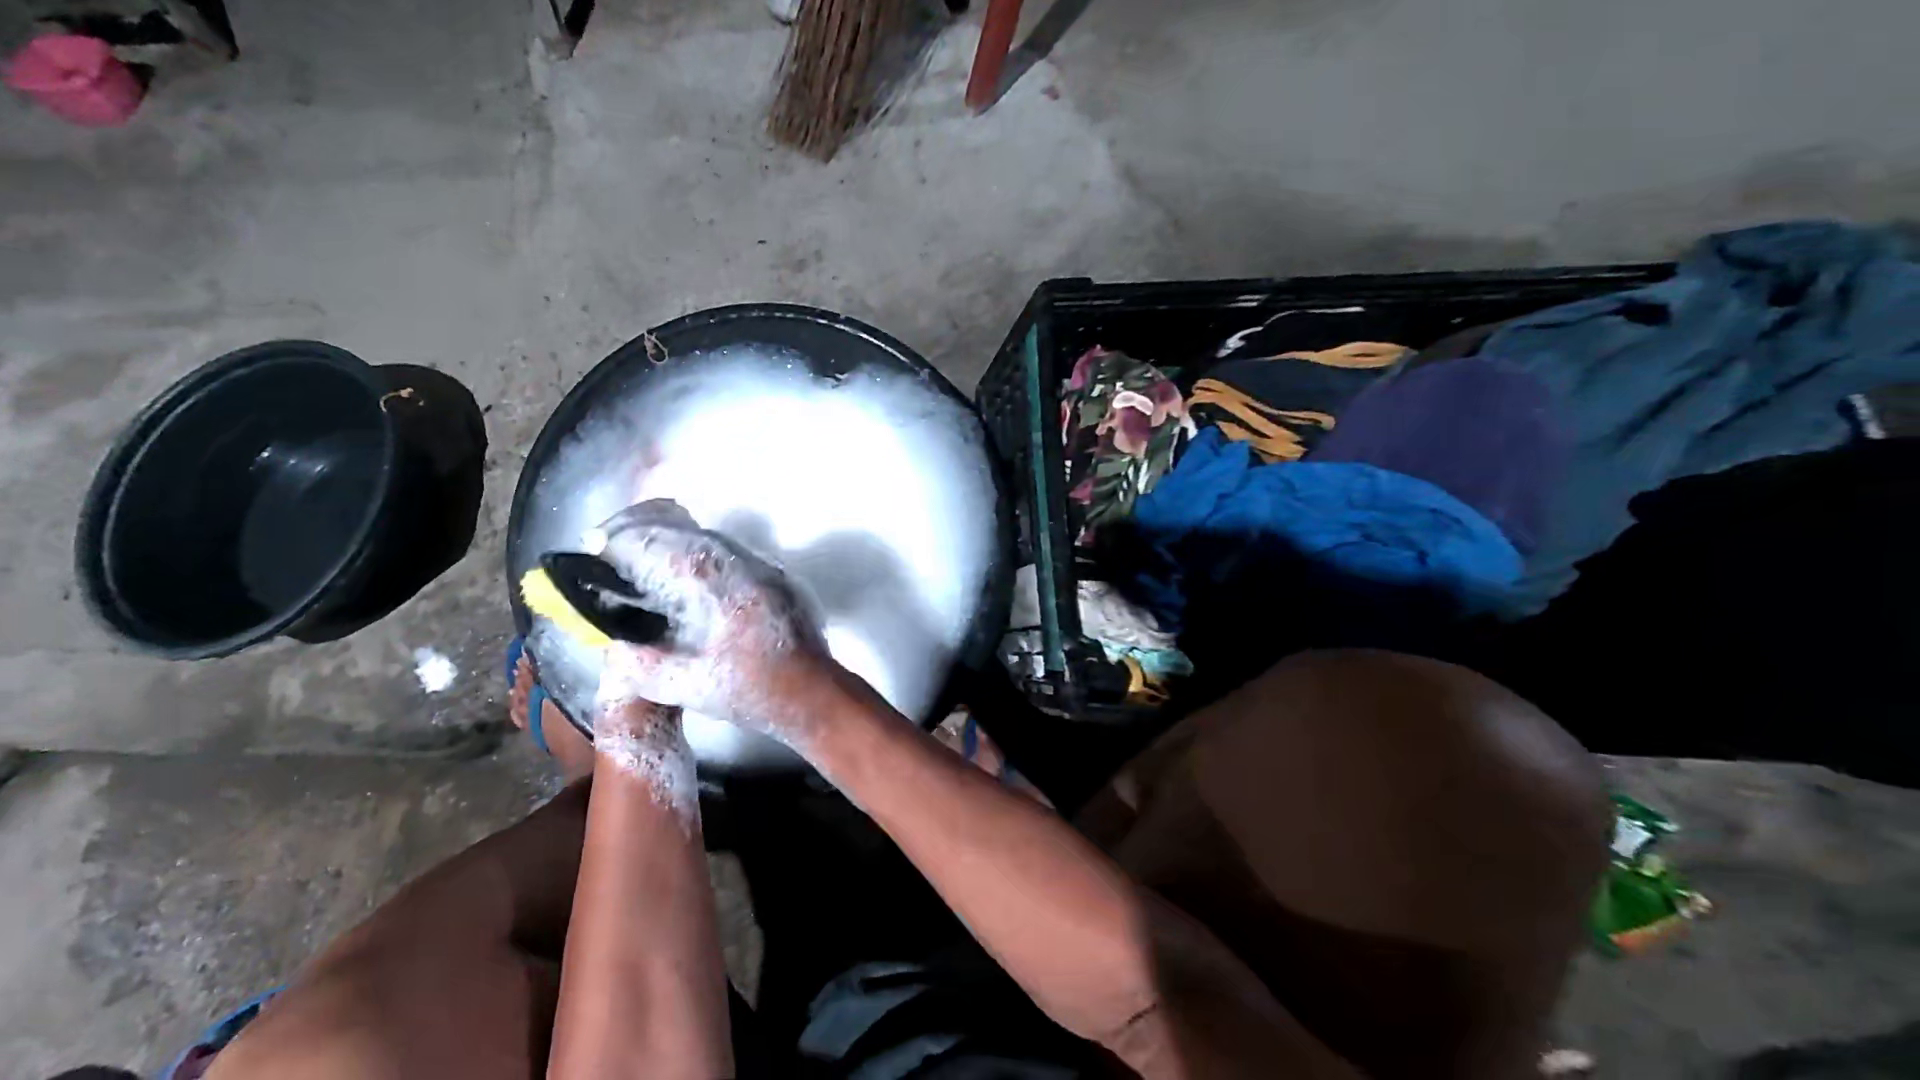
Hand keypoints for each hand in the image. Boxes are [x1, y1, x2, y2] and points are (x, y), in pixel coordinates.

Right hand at [588, 500, 830, 745]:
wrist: (816, 691)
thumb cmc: (752, 690)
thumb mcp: (686, 687)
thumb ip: (641, 664)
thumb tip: (612, 644)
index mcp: (714, 582)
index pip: (656, 540)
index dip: (619, 540)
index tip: (595, 546)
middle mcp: (739, 561)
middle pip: (680, 526)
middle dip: (640, 531)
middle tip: (611, 548)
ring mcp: (762, 565)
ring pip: (706, 535)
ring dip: (670, 541)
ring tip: (642, 563)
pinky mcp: (776, 575)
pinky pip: (728, 552)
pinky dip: (698, 556)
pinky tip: (686, 582)